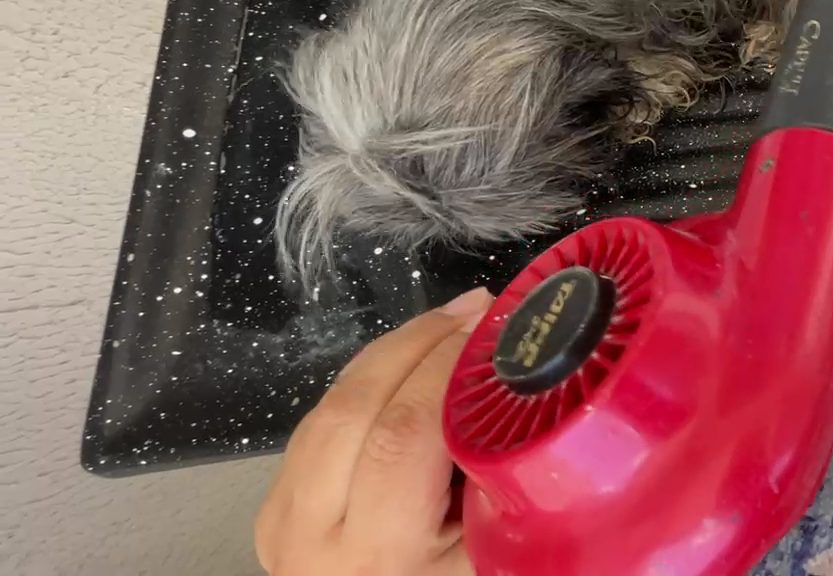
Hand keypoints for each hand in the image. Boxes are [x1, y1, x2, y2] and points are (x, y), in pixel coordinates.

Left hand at [256, 288, 492, 575]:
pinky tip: (423, 347)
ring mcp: (282, 514)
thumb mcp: (491, 542)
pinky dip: (380, 366)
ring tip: (459, 316)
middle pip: (354, 407)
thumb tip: (530, 380)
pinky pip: (327, 409)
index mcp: (378, 550)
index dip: (447, 368)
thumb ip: (502, 472)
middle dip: (422, 340)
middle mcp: (313, 533)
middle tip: (482, 309)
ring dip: (401, 344)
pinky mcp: (275, 496)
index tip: (496, 330)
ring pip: (333, 401)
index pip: (402, 437)